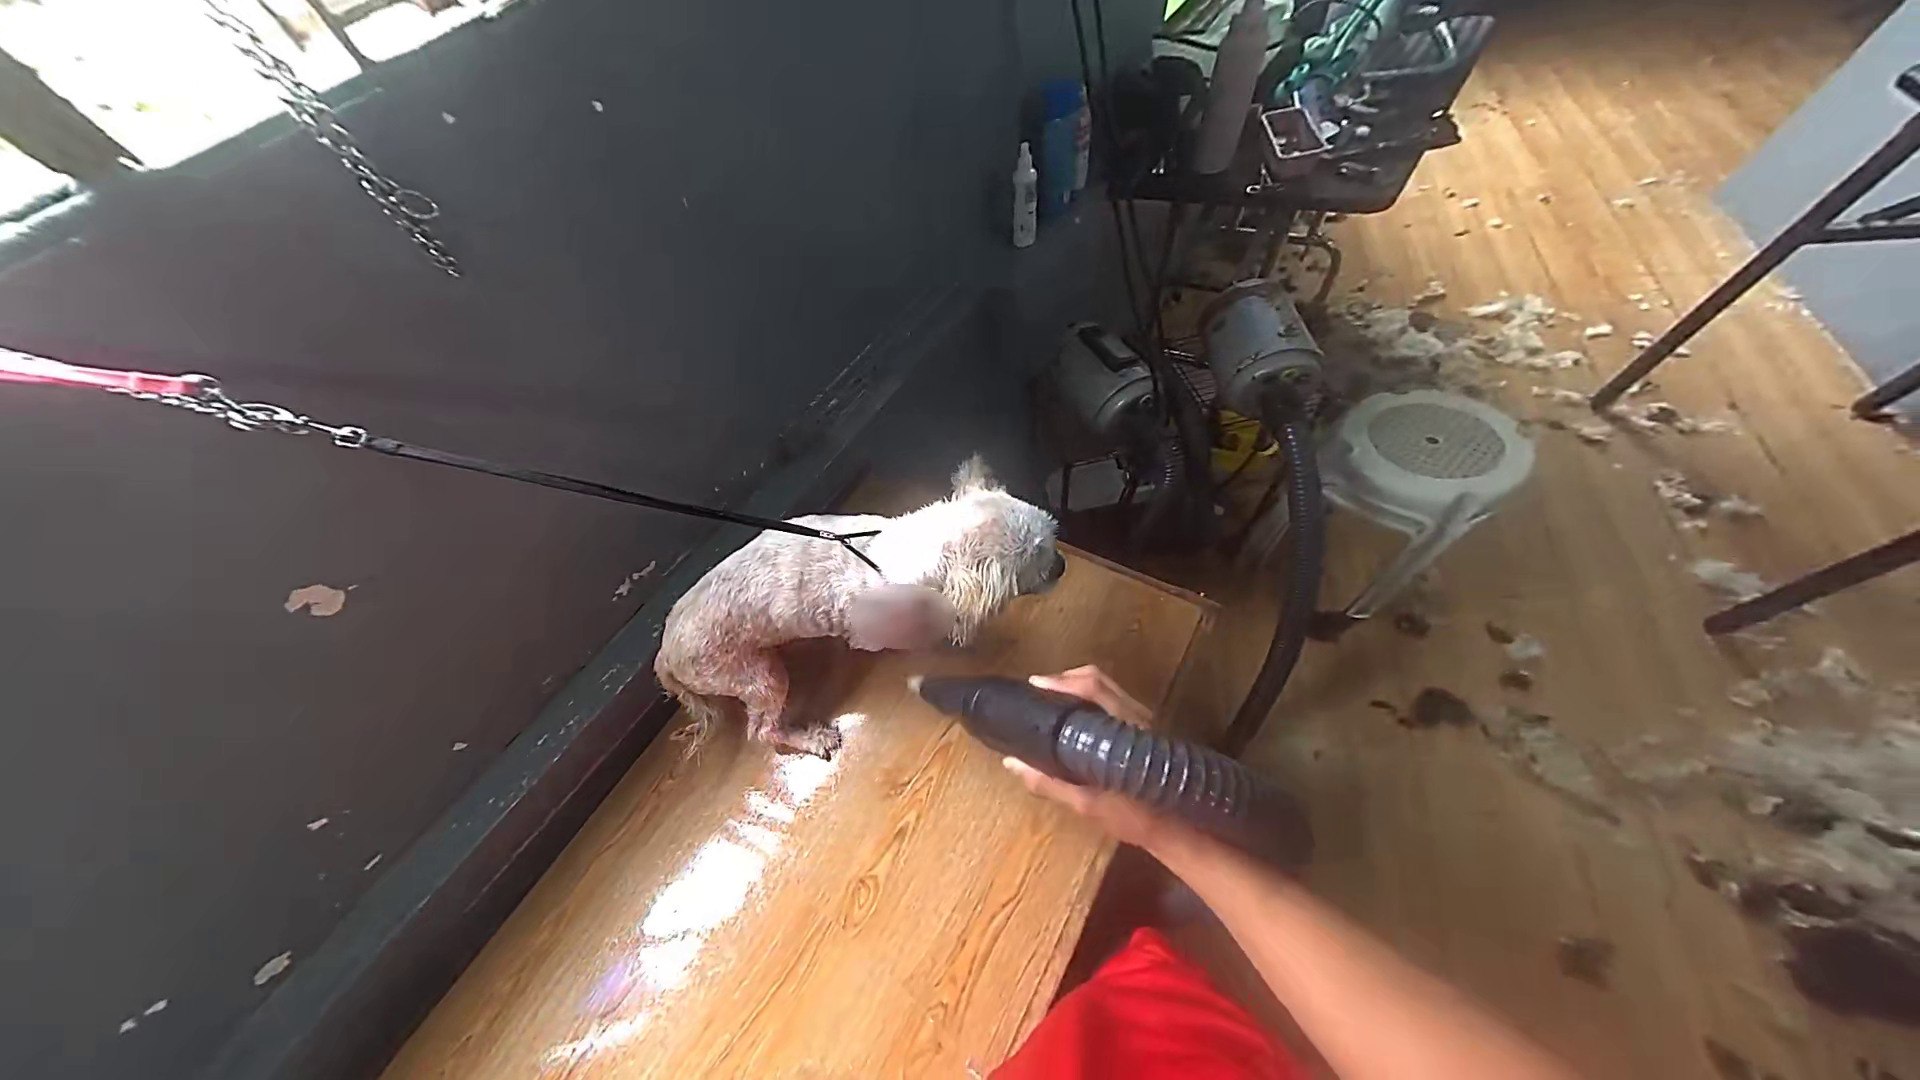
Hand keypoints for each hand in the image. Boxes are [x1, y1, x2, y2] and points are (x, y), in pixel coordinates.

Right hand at [1001, 666, 1176, 851]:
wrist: (1182, 832)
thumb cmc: (1136, 818)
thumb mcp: (1088, 804)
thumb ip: (1050, 782)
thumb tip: (1013, 764)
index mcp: (1125, 728)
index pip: (1093, 687)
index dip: (1062, 681)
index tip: (1035, 685)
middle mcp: (1137, 715)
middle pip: (1099, 679)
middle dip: (1066, 679)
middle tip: (1040, 689)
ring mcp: (1146, 720)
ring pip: (1109, 687)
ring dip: (1079, 686)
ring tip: (1055, 700)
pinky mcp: (1149, 727)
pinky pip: (1116, 699)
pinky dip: (1092, 698)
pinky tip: (1079, 716)